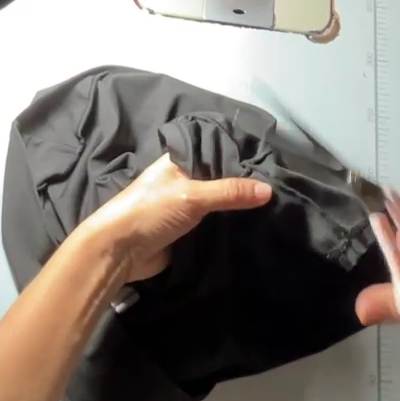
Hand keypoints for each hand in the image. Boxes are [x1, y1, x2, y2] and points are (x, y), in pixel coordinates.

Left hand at [72, 153, 273, 282]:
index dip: (241, 154)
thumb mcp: (192, 195)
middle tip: (280, 184)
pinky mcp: (189, 230)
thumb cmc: (150, 210)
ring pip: (220, 202)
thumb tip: (269, 189)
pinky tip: (257, 224)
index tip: (273, 159)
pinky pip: (216, 223)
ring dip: (240, 206)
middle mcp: (185, 177)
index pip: (216, 149)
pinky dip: (232, 225)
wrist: (119, 251)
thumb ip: (229, 192)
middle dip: (244, 183)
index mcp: (180, 159)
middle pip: (221, 177)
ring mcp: (187, 204)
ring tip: (277, 205)